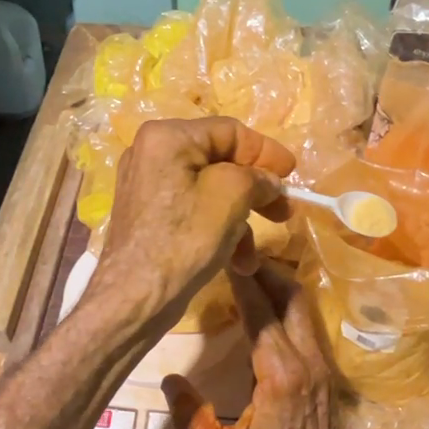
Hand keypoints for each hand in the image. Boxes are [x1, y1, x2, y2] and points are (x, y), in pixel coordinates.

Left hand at [90, 117, 294, 336]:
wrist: (134, 297)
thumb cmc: (184, 239)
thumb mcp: (231, 197)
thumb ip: (257, 178)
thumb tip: (270, 182)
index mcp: (167, 137)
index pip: (229, 131)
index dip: (265, 151)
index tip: (293, 174)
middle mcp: (151, 153)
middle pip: (219, 162)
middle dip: (255, 190)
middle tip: (283, 211)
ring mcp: (146, 186)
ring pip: (209, 192)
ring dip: (240, 219)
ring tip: (253, 253)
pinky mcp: (148, 216)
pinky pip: (193, 211)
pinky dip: (217, 230)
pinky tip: (236, 261)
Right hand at [162, 262, 346, 428]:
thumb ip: (192, 417)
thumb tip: (169, 380)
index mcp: (279, 374)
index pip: (260, 313)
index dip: (242, 282)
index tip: (226, 256)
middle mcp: (305, 359)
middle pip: (290, 296)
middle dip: (264, 271)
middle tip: (237, 256)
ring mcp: (321, 362)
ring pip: (304, 306)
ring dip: (279, 285)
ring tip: (250, 273)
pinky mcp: (326, 369)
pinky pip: (308, 323)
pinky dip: (288, 305)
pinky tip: (267, 306)